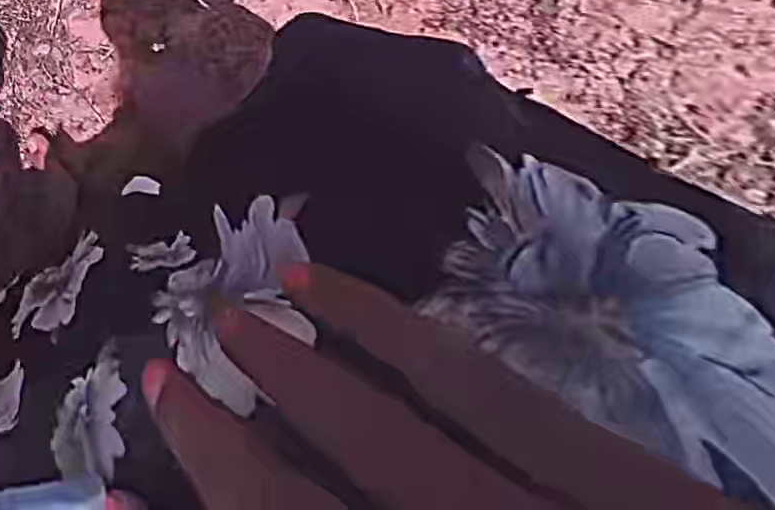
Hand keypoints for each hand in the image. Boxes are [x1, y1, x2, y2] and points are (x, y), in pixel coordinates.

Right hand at [138, 264, 746, 509]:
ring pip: (390, 429)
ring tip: (229, 316)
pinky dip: (387, 330)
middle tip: (166, 376)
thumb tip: (219, 509)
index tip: (130, 469)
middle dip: (221, 444)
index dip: (196, 499)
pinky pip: (484, 390)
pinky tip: (322, 287)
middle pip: (316, 495)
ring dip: (292, 370)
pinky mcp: (644, 490)